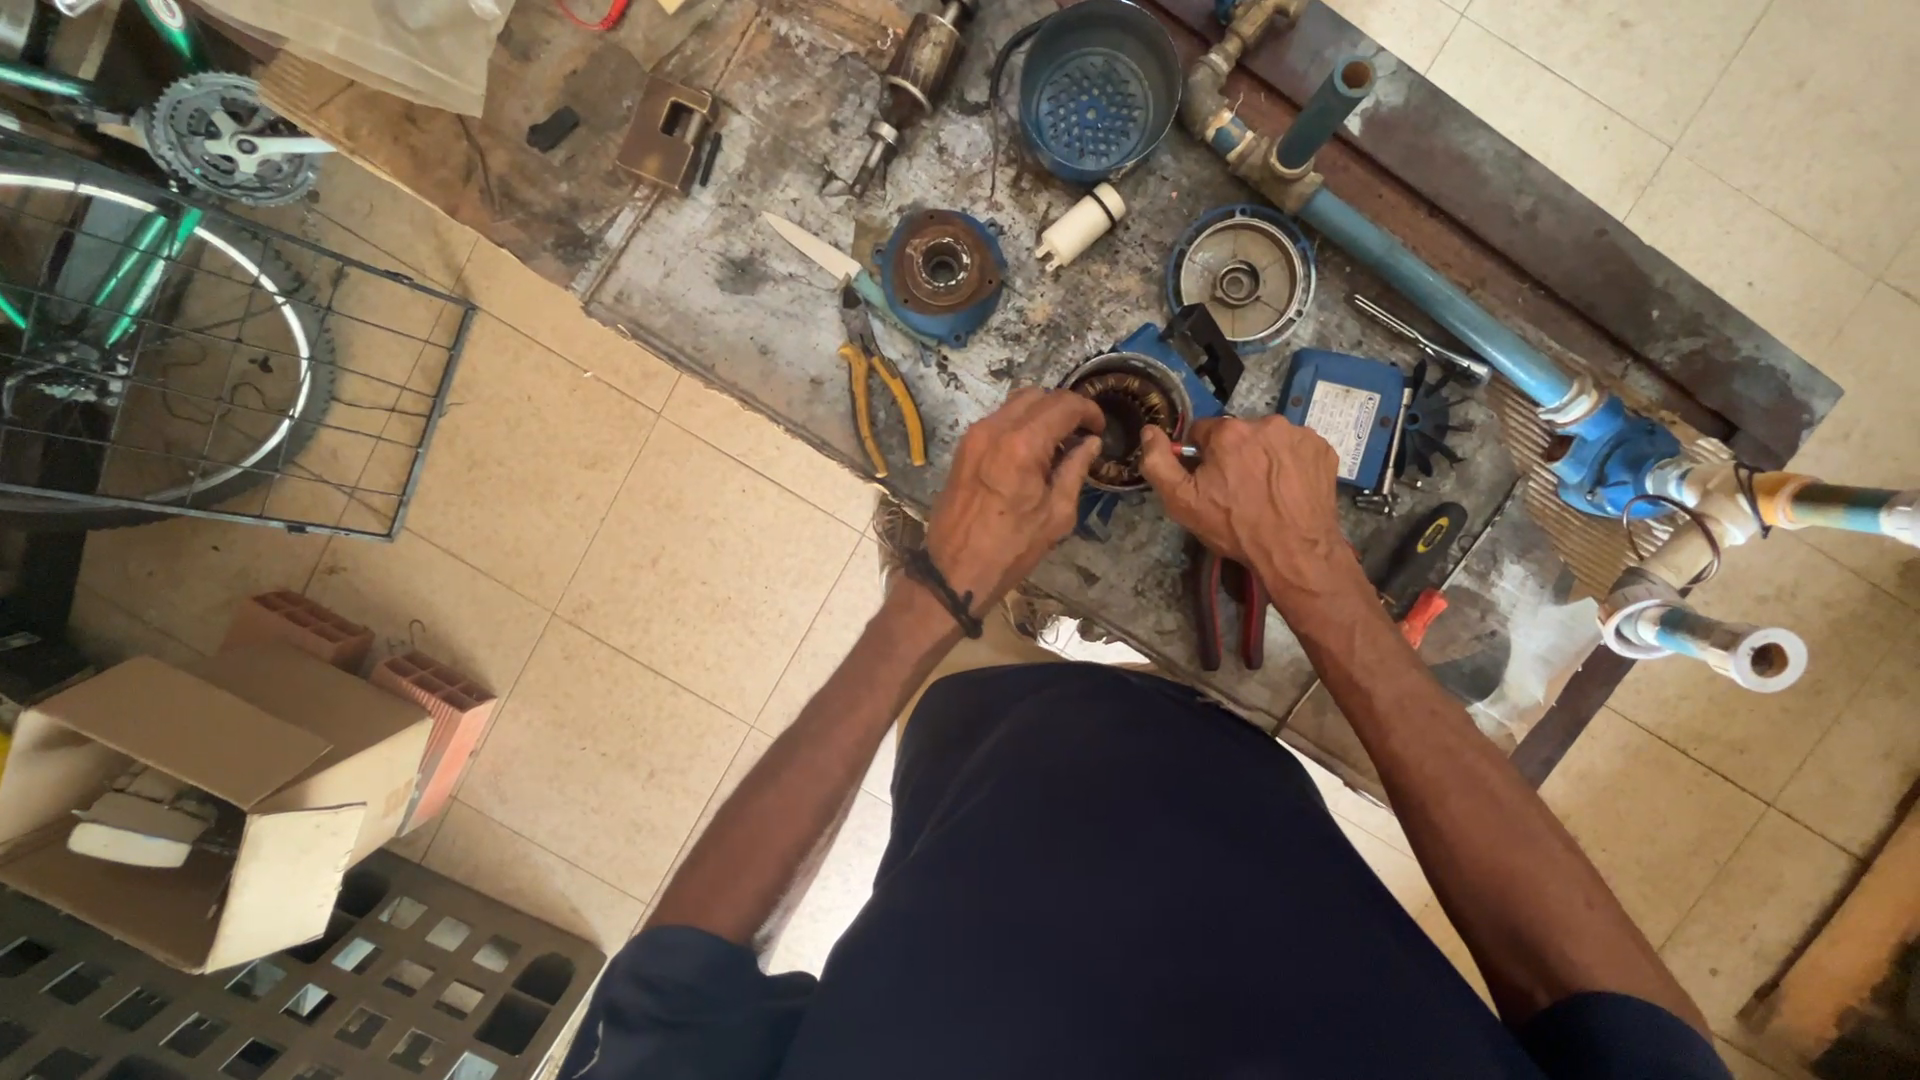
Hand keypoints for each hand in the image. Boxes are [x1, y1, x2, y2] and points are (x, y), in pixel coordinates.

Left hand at [921, 387, 1103, 612]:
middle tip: (1081, 434)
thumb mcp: (1056, 514)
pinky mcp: (963, 448)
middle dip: (1064, 408)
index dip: (1089, 411)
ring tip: (1057, 443)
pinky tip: (1031, 452)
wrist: (954, 570)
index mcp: (1021, 445)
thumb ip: (1075, 470)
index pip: (1063, 405)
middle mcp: (994, 429)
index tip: (1100, 429)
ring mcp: (974, 436)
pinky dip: (1019, 424)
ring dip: (1041, 413)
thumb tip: (1090, 444)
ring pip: (1015, 404)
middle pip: (1038, 396)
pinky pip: (998, 420)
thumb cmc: (1011, 549)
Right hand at [1138, 417, 1360, 601]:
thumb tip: (1148, 431)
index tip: (1208, 482)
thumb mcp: (1182, 502)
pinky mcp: (1323, 450)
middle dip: (1233, 456)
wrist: (1296, 552)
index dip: (1200, 458)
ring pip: (1268, 440)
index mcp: (1229, 432)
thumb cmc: (1235, 527)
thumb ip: (1158, 462)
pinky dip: (1289, 464)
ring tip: (1265, 493)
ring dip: (1262, 458)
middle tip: (1237, 492)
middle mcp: (1266, 423)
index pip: (1202, 432)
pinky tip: (1287, 490)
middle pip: (1237, 435)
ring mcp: (1299, 435)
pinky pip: (1296, 449)